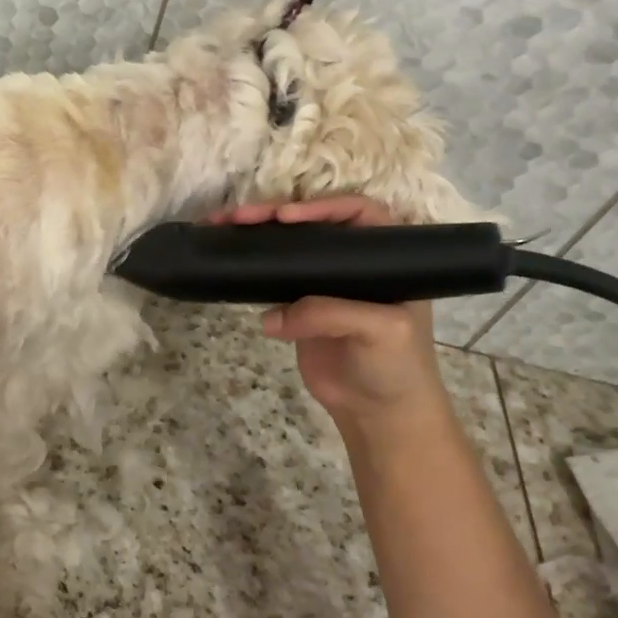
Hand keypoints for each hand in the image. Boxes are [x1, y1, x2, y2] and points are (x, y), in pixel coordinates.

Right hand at [206, 196, 445, 426]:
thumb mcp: (382, 332)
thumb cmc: (396, 366)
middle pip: (311, 224)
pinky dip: (245, 265)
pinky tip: (223, 258)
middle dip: (272, 213)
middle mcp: (353, 263)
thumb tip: (274, 314)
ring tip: (220, 226)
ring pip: (284, 246)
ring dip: (252, 233)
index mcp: (385, 259)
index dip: (323, 205)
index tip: (286, 216)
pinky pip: (268, 277)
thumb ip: (332, 313)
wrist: (377, 412)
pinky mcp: (295, 305)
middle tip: (239, 216)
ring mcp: (321, 283)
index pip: (357, 213)